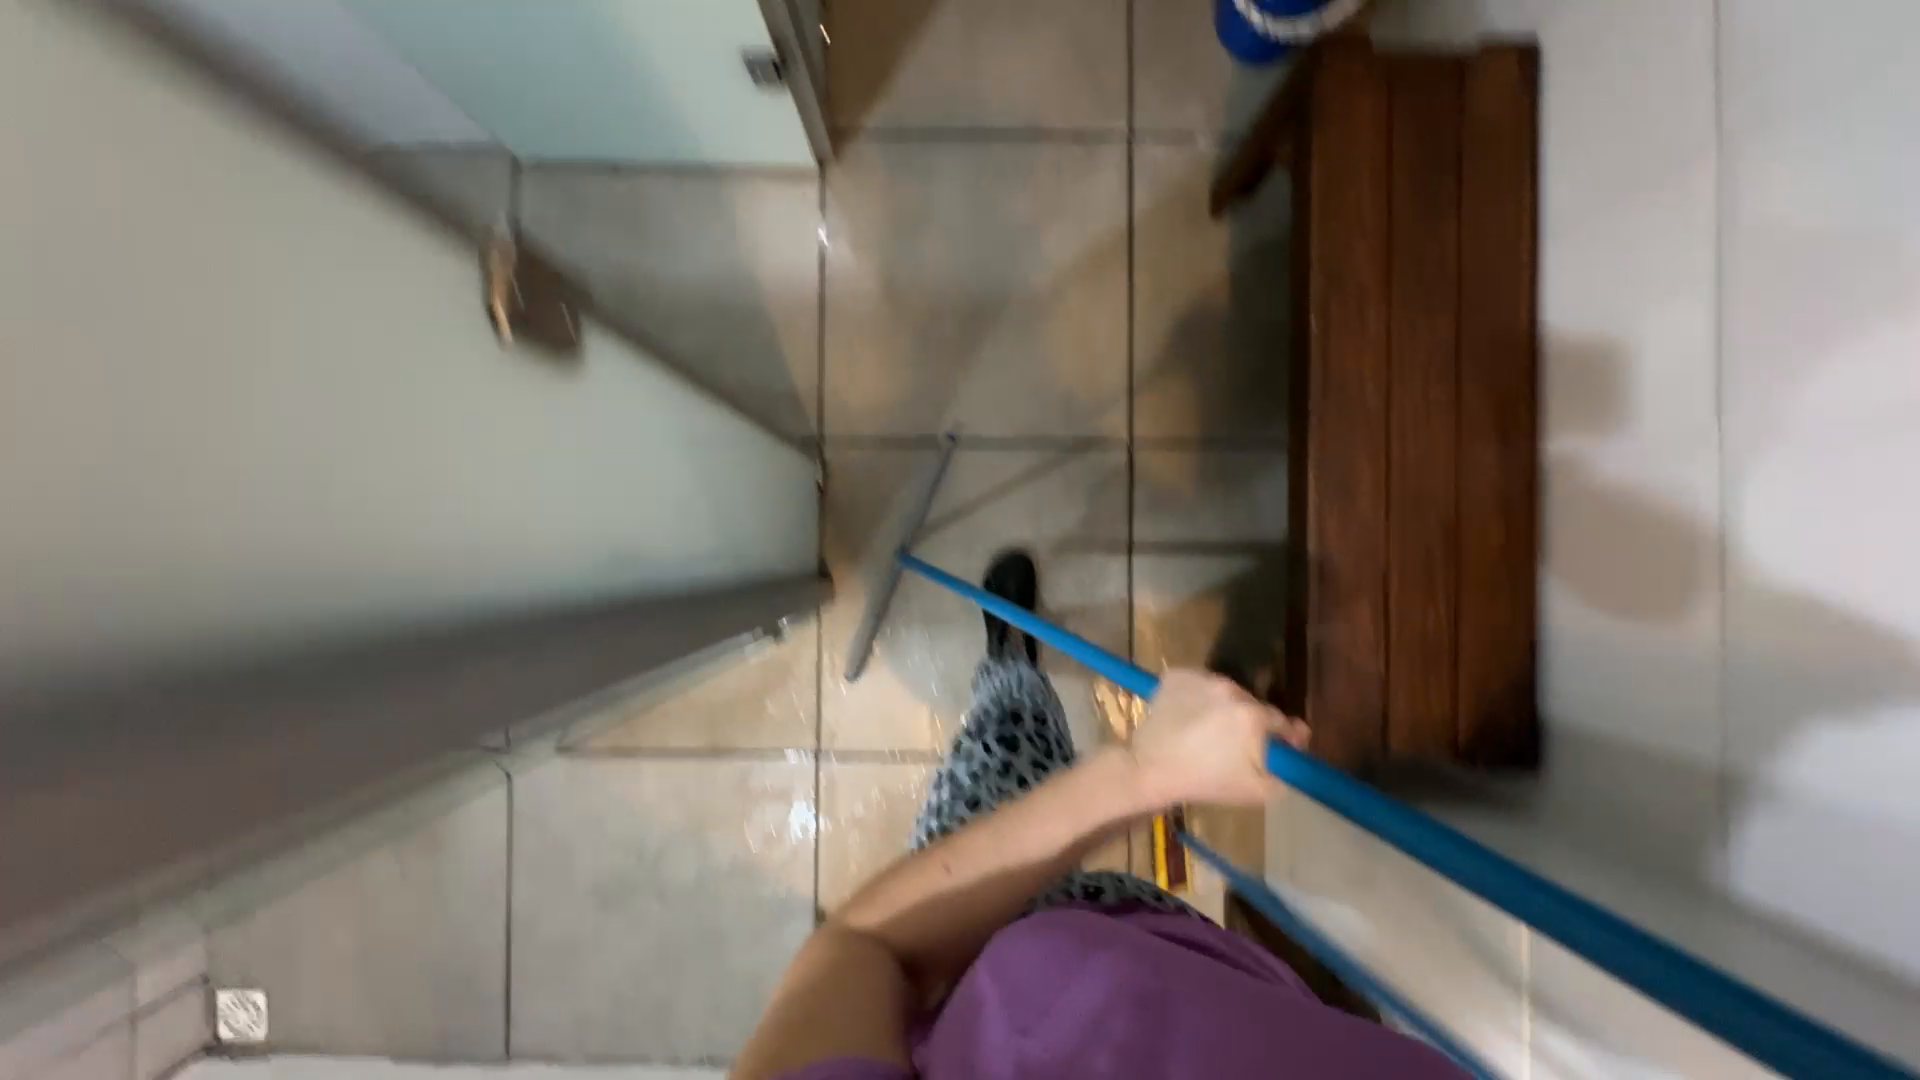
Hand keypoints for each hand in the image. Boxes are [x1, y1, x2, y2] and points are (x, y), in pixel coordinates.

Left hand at [1127, 669, 1310, 807]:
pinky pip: (1196, 684)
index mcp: (1252, 714)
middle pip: (1250, 704)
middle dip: (1249, 722)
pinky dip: (1196, 696)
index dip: (1284, 735)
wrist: (1151, 769)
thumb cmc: (1206, 781)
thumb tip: (1295, 747)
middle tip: (1234, 743)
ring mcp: (1200, 678)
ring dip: (1222, 706)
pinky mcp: (1175, 676)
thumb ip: (1286, 771)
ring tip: (1207, 730)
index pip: (1280, 720)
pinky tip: (1188, 717)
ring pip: (1223, 692)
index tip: (1281, 744)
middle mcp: (1229, 688)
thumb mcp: (1257, 790)